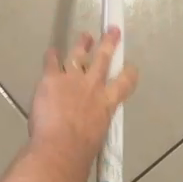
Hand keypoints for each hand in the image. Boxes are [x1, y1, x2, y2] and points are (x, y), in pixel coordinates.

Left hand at [31, 29, 138, 173]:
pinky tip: (52, 51)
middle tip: (113, 31)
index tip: (131, 68)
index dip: (129, 73)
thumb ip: (95, 122)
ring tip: (86, 36)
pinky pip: (52, 61)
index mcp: (107, 103)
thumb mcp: (97, 135)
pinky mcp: (52, 78)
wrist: (61, 146)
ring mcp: (72, 78)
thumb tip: (90, 125)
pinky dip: (52, 55)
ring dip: (83, 43)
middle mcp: (93, 86)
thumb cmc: (81, 151)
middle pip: (103, 58)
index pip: (125, 83)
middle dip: (109, 43)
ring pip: (79, 54)